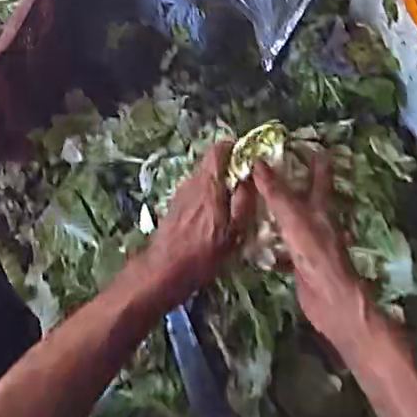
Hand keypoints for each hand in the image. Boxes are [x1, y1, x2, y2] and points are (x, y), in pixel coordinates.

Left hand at [132, 139, 256, 305]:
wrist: (165, 269)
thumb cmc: (203, 252)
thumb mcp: (234, 232)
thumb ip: (244, 201)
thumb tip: (251, 177)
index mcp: (209, 183)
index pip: (219, 148)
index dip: (235, 147)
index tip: (249, 158)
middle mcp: (193, 181)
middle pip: (212, 162)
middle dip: (230, 168)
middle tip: (247, 184)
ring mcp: (181, 192)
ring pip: (204, 177)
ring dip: (219, 184)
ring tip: (233, 203)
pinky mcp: (175, 204)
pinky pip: (196, 191)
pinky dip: (208, 196)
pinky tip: (214, 216)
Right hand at [254, 151, 375, 347]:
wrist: (330, 299)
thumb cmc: (316, 252)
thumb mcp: (293, 216)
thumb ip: (275, 191)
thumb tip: (257, 161)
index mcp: (321, 203)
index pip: (320, 171)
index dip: (315, 155)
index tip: (303, 140)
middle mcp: (317, 217)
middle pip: (304, 192)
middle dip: (289, 179)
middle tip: (266, 164)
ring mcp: (309, 238)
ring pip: (291, 216)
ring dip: (276, 206)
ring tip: (253, 194)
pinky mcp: (300, 258)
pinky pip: (281, 240)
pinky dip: (269, 235)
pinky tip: (253, 234)